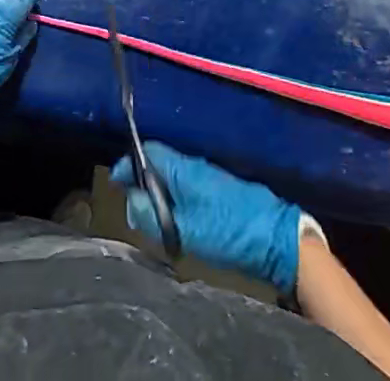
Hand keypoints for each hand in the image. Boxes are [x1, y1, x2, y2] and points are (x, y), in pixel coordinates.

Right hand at [111, 142, 307, 293]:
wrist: (275, 239)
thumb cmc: (229, 232)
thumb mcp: (185, 229)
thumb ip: (153, 215)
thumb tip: (130, 200)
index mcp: (185, 168)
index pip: (149, 151)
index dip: (128, 164)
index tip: (114, 184)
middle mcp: (196, 167)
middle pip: (159, 165)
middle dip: (140, 182)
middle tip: (129, 208)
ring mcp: (209, 179)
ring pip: (172, 179)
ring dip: (156, 195)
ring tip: (147, 220)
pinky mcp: (218, 194)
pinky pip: (185, 190)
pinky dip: (172, 202)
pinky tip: (171, 223)